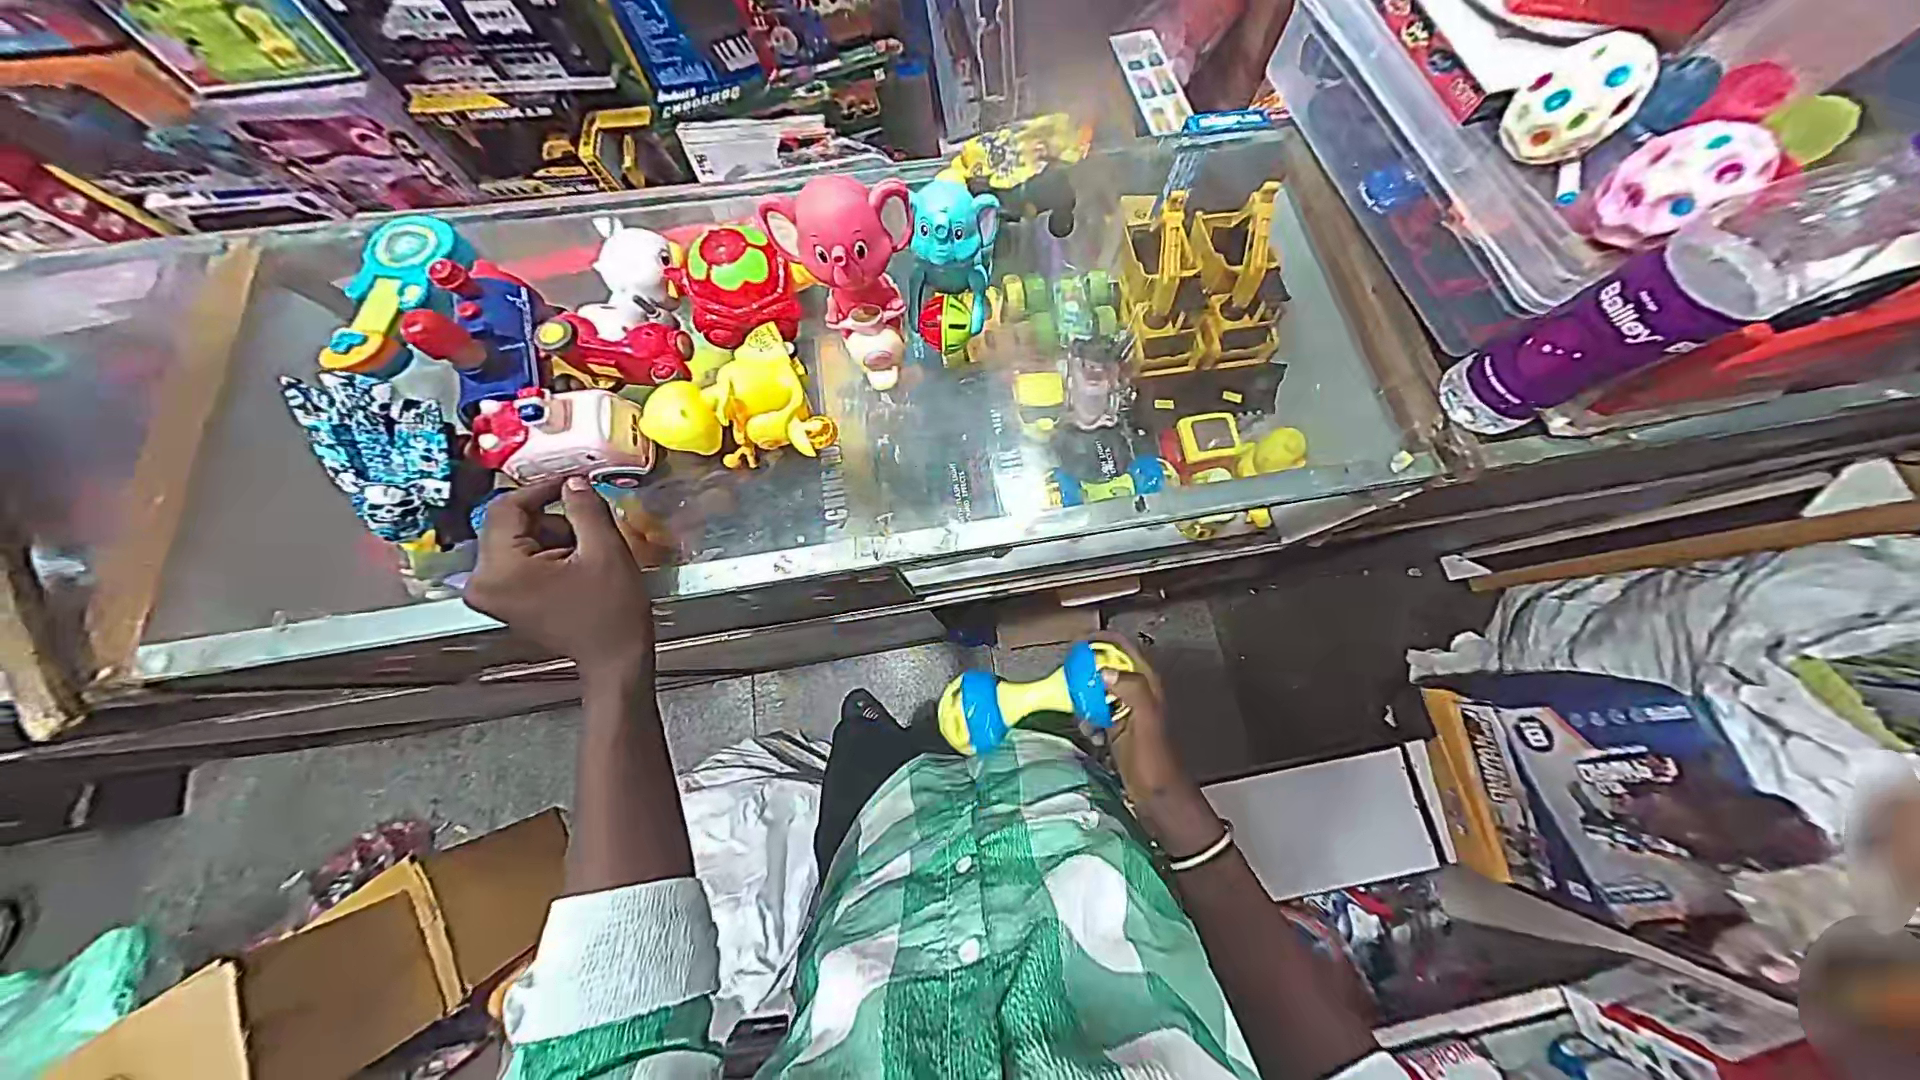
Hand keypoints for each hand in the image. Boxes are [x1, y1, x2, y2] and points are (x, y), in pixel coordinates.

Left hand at [465, 476, 655, 683]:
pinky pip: (519, 561)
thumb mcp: (606, 551)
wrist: (614, 658)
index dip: (541, 489)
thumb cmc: (612, 609)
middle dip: (552, 522)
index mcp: (499, 569)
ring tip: (587, 557)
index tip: (573, 483)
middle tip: (590, 532)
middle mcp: (481, 582)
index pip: (506, 508)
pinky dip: (547, 556)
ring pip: (517, 542)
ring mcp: (489, 594)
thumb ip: (585, 509)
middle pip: (510, 525)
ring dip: (553, 539)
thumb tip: (573, 482)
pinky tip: (576, 569)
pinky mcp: (502, 601)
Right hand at [1091, 632, 1220, 854]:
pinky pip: (1094, 711)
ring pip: (1097, 689)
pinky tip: (1090, 731)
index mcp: (1146, 683)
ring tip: (1082, 711)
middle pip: (1105, 665)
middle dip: (1086, 671)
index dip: (1101, 640)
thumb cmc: (1155, 762)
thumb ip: (1132, 690)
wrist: (1158, 797)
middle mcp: (1135, 692)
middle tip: (1070, 679)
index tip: (1077, 645)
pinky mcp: (1115, 726)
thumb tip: (1106, 672)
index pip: (1122, 647)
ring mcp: (1124, 709)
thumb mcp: (1145, 720)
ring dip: (1084, 697)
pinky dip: (1087, 717)